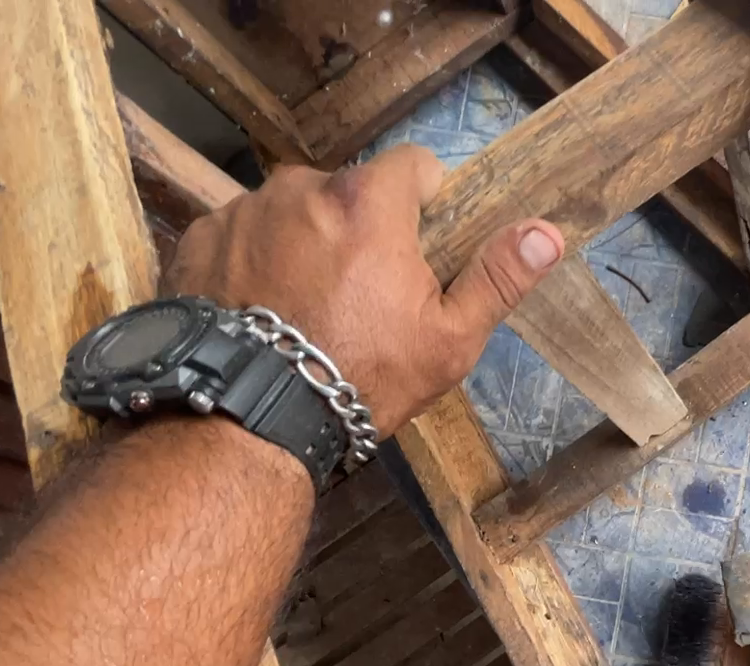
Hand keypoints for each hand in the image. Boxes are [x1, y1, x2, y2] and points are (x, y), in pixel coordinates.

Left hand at [161, 144, 563, 435]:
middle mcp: (301, 187)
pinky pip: (247, 233)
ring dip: (313, 242)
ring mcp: (244, 209)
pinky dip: (263, 259)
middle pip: (353, 192)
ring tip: (315, 308)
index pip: (414, 166)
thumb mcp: (452, 338)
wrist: (258, 415)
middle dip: (367, 229)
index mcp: (369, 203)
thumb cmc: (370, 375)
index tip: (427, 247)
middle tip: (371, 297)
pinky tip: (269, 309)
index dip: (430, 201)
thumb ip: (498, 278)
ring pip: (298, 211)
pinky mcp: (201, 237)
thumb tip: (548, 232)